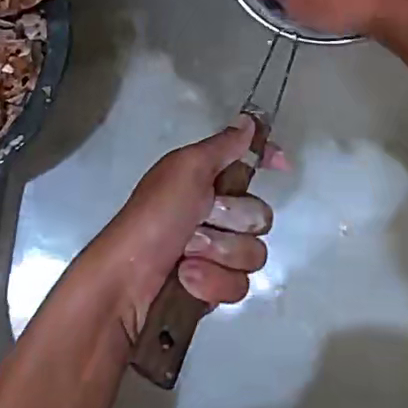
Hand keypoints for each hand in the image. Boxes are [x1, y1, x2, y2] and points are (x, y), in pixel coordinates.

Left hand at [88, 115, 285, 338]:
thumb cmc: (155, 217)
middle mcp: (213, 213)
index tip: (280, 163)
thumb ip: (223, 146)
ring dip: (219, 253)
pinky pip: (239, 284)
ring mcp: (216, 253)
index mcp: (204, 179)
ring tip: (187, 255)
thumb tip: (249, 120)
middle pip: (260, 215)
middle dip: (232, 221)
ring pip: (253, 253)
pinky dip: (212, 281)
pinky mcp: (214, 287)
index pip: (247, 163)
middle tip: (200, 221)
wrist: (127, 282)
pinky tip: (188, 279)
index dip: (265, 159)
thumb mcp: (186, 169)